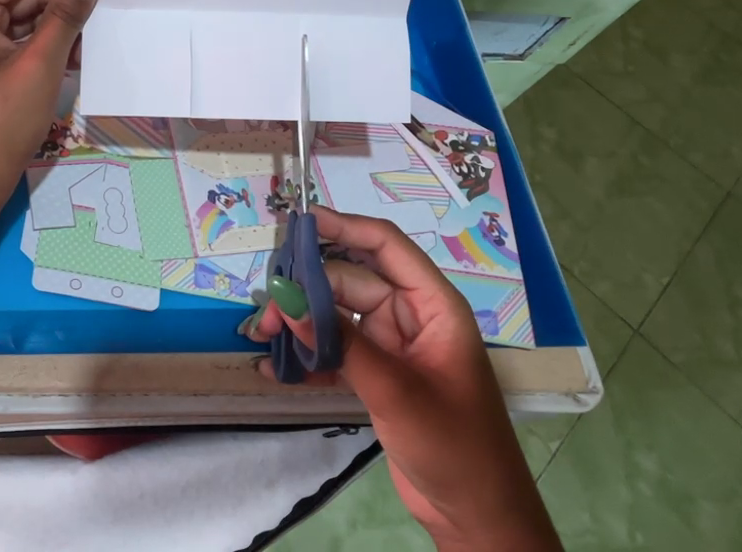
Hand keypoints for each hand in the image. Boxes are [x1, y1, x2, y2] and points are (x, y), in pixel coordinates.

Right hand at [250, 206, 560, 551]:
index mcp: (434, 305)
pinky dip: (308, 358)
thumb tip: (286, 299)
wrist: (478, 518)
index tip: (297, 223)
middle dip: (307, 290)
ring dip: (302, 325)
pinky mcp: (377, 375)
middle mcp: (411, 316)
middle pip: (350, 282)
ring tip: (264, 338)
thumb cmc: (455, 446)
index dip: (343, 227)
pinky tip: (276, 368)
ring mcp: (392, 346)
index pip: (385, 246)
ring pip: (337, 316)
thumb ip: (341, 342)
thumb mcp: (396, 391)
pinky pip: (336, 351)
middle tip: (266, 309)